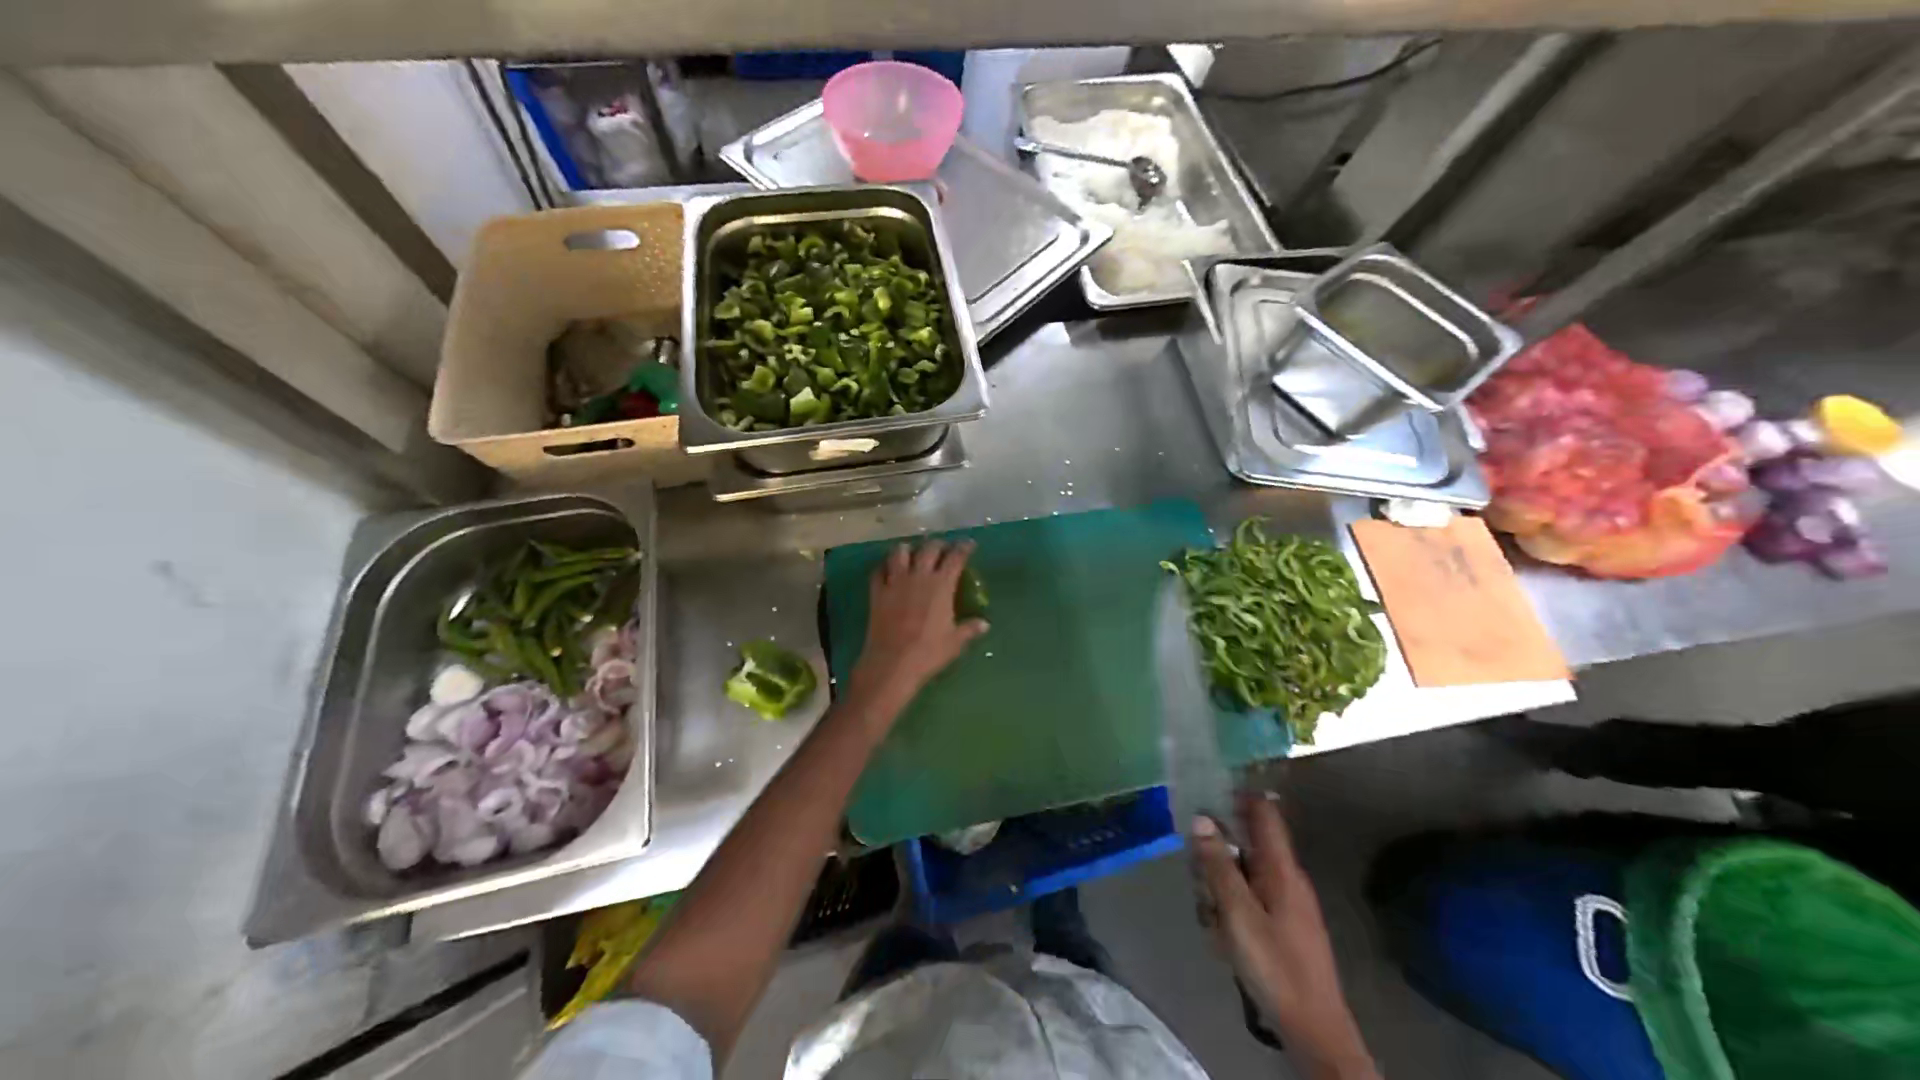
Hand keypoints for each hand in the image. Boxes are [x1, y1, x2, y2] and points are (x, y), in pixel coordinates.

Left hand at [848, 540, 989, 710]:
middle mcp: (918, 576)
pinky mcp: (877, 592)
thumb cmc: (928, 652)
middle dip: (938, 544)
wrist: (892, 662)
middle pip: (929, 548)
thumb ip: (969, 629)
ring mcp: (895, 582)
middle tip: (943, 548)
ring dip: (908, 549)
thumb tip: (984, 624)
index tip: (969, 544)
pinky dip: (884, 567)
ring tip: (912, 552)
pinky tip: (888, 570)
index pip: (955, 557)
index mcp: (941, 585)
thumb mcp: (955, 642)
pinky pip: (878, 571)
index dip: (963, 547)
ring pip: (899, 552)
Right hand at [1190, 793, 1380, 1079]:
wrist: (1314, 1028)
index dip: (1239, 794)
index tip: (1208, 786)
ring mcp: (1288, 903)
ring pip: (1243, 874)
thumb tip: (1201, 819)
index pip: (1264, 813)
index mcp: (1281, 869)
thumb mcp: (1237, 914)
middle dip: (1217, 856)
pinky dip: (1232, 910)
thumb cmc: (1275, 965)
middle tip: (1200, 883)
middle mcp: (1288, 878)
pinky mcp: (1284, 925)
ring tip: (1213, 922)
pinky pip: (1249, 899)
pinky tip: (1224, 938)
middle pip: (1246, 845)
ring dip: (1221, 889)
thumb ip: (1218, 866)